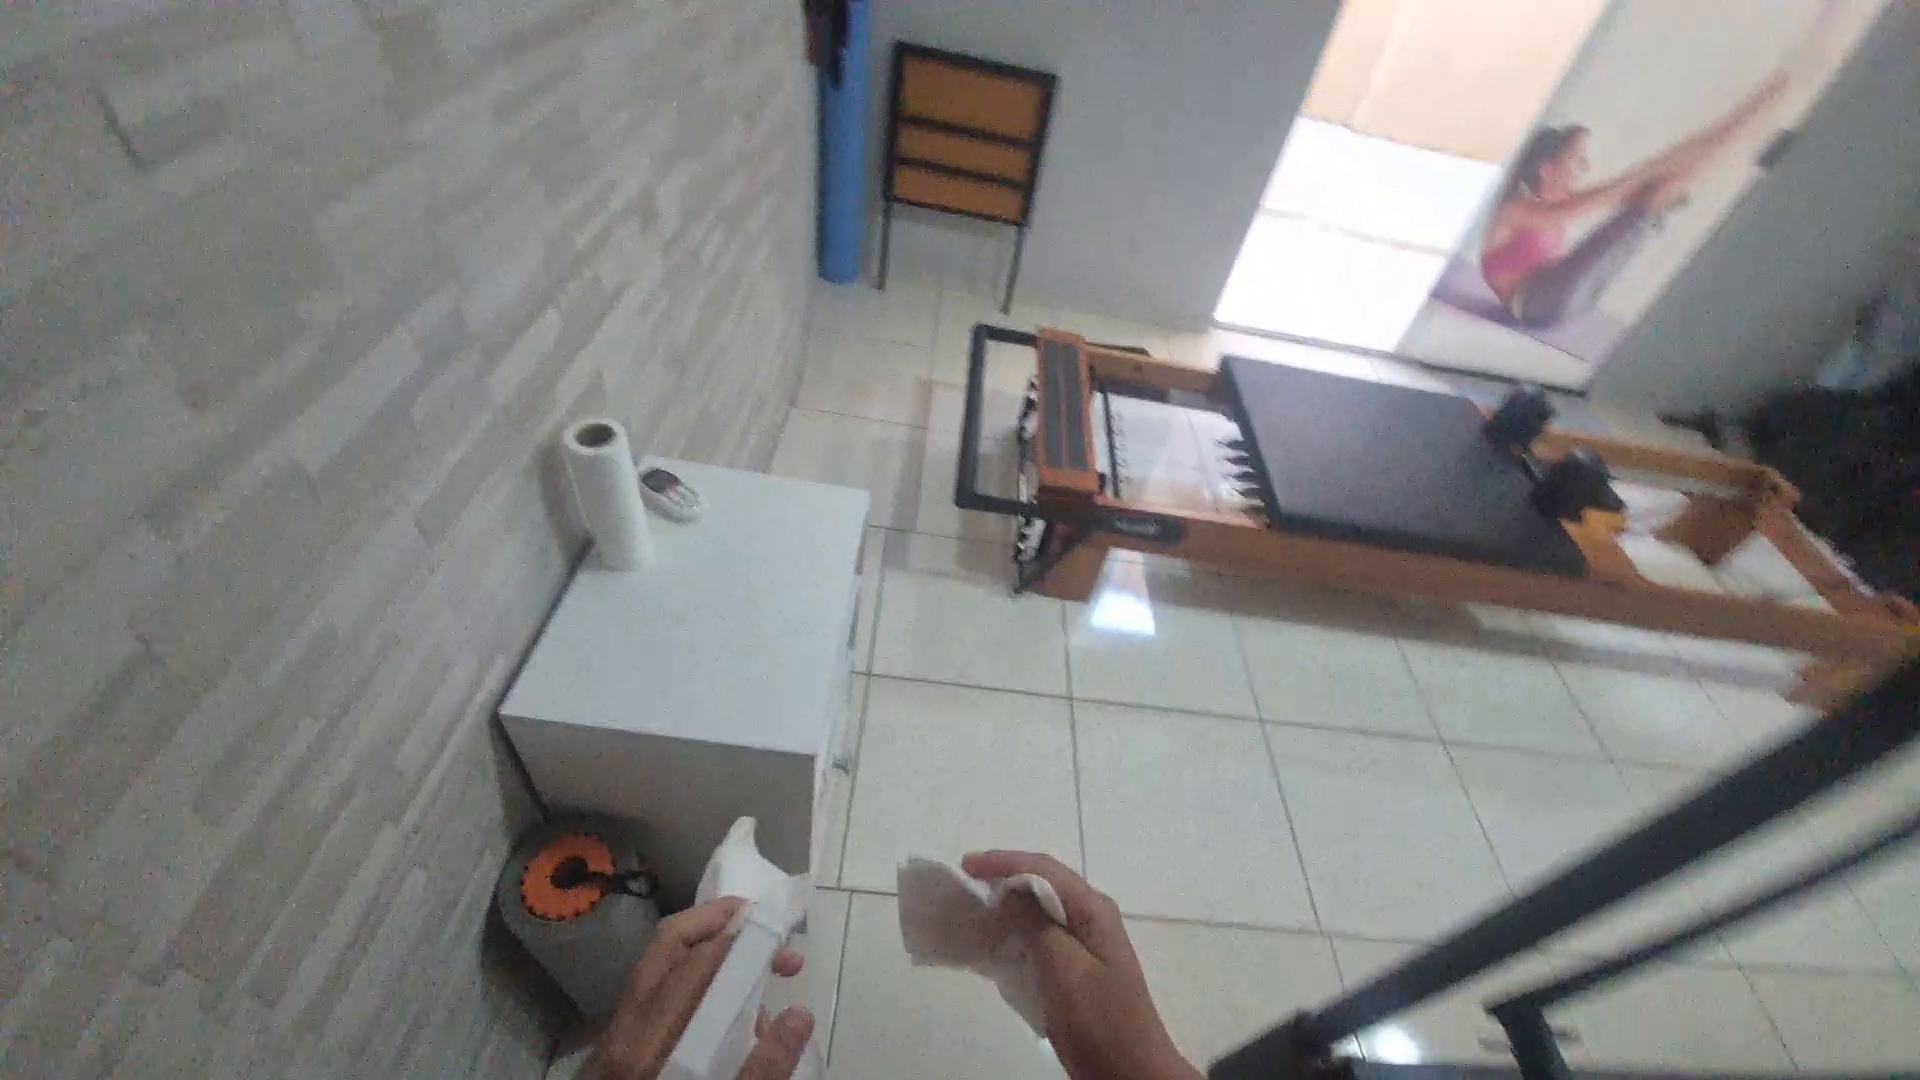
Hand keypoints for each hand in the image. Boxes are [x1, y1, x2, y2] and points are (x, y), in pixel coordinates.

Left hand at [588, 897, 815, 1079]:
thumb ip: (760, 1072)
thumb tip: (801, 1016)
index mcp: (646, 1045)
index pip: (697, 963)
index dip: (741, 935)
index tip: (783, 931)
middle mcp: (625, 1029)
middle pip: (670, 944)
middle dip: (721, 923)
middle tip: (767, 927)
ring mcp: (616, 1040)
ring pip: (663, 968)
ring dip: (713, 957)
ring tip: (762, 986)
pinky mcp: (617, 1056)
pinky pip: (660, 998)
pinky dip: (698, 989)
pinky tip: (730, 1024)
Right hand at [963, 851, 1201, 1079]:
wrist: (1133, 1075)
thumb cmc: (1100, 1021)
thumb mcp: (1065, 970)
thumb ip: (1036, 924)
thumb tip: (1008, 891)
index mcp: (1092, 908)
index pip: (1043, 867)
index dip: (1003, 861)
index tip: (965, 866)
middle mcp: (1091, 914)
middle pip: (1042, 880)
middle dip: (1003, 876)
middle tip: (965, 883)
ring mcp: (1086, 939)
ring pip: (1039, 906)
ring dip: (1007, 903)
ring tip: (974, 908)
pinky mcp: (1077, 964)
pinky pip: (1040, 933)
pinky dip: (1015, 929)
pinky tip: (995, 940)